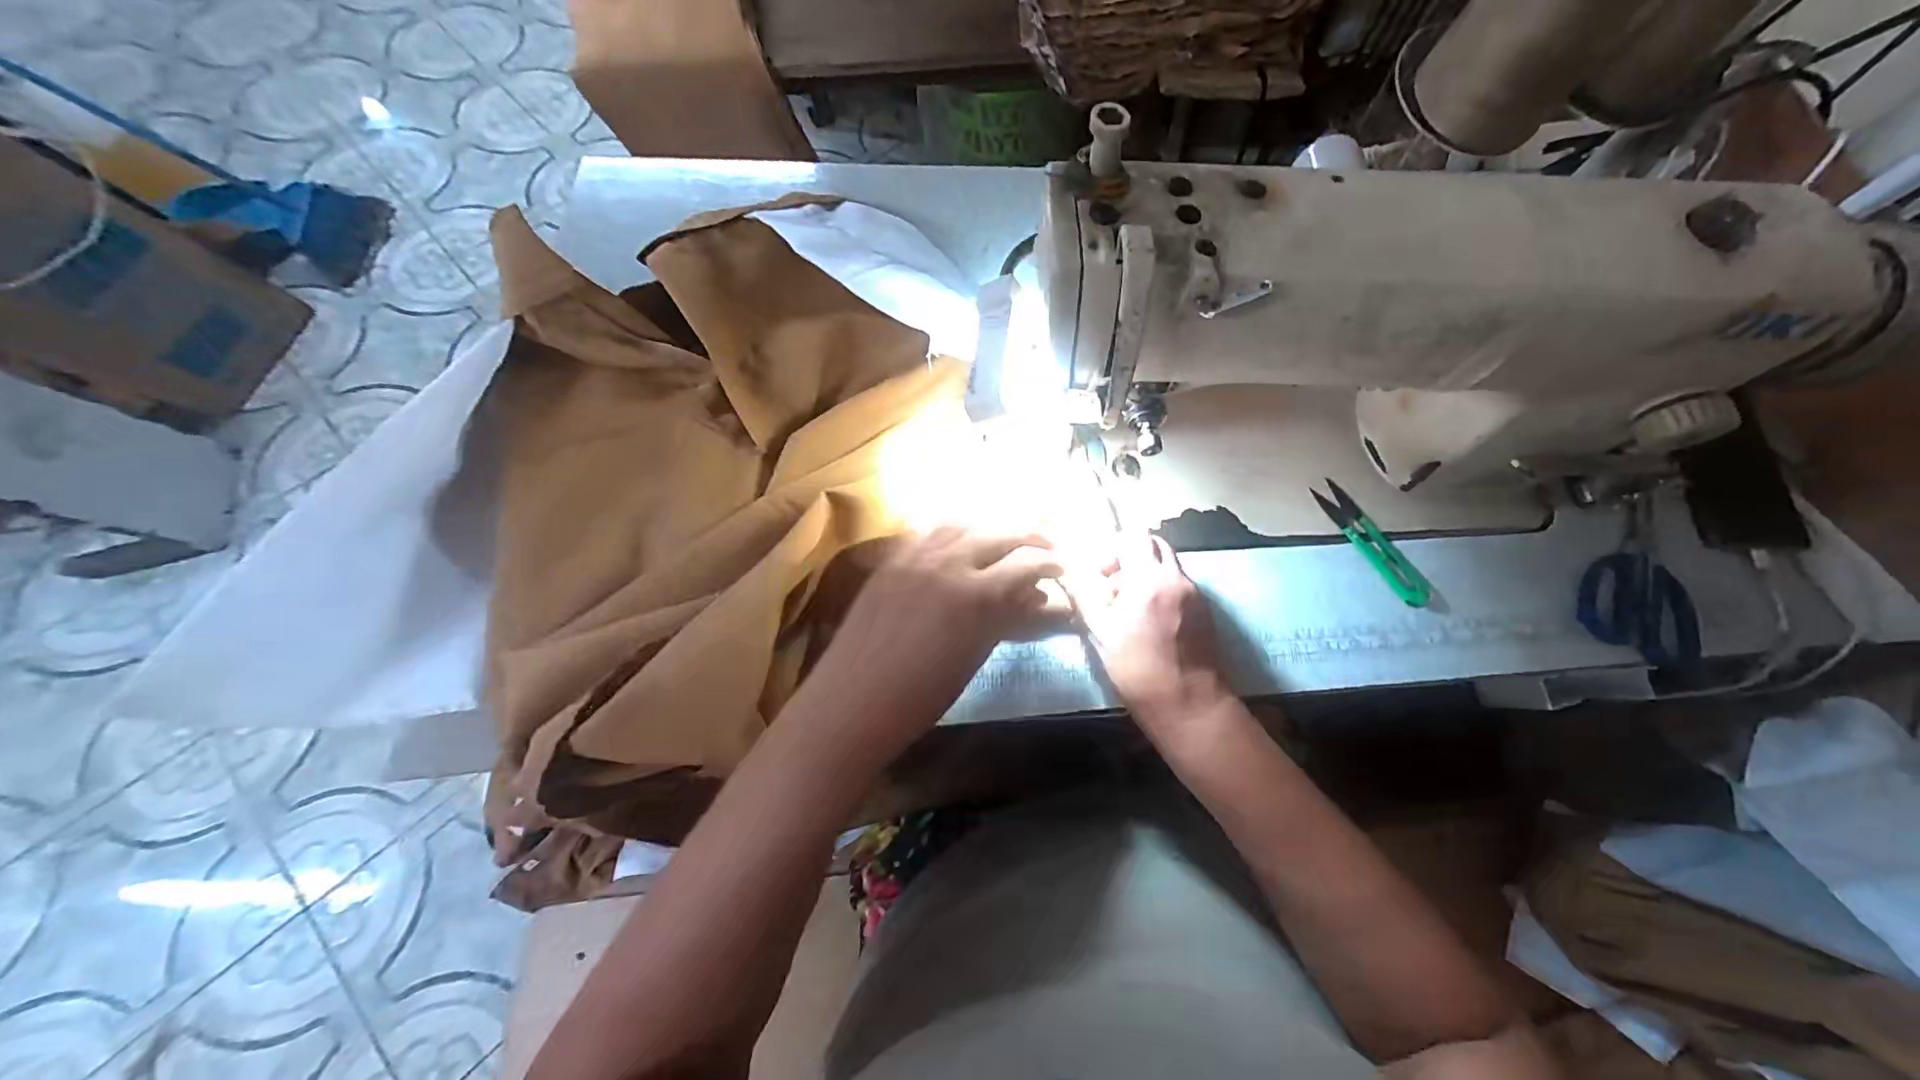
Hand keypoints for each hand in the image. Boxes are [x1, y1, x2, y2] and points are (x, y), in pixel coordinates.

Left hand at [805, 527, 1063, 751]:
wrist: (853, 701)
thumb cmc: (922, 696)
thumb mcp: (976, 656)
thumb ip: (1008, 620)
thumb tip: (1040, 601)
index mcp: (975, 593)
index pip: (1025, 563)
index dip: (1050, 564)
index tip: (1062, 569)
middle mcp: (947, 562)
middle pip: (998, 534)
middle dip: (1028, 538)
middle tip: (1045, 549)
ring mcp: (913, 556)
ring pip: (961, 525)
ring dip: (988, 530)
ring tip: (1003, 541)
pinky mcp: (890, 561)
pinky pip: (926, 532)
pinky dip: (951, 533)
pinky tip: (958, 542)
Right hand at [1064, 532, 1229, 739]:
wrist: (1188, 703)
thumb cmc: (1137, 669)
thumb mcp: (1100, 633)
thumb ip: (1084, 597)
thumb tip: (1068, 576)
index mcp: (1149, 579)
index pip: (1134, 536)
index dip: (1113, 547)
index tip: (1101, 572)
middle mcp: (1177, 578)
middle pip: (1155, 545)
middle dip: (1132, 557)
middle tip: (1114, 585)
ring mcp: (1195, 594)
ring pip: (1168, 566)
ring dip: (1147, 575)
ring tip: (1131, 607)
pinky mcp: (1205, 611)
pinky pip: (1179, 585)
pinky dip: (1162, 590)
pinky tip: (1150, 621)